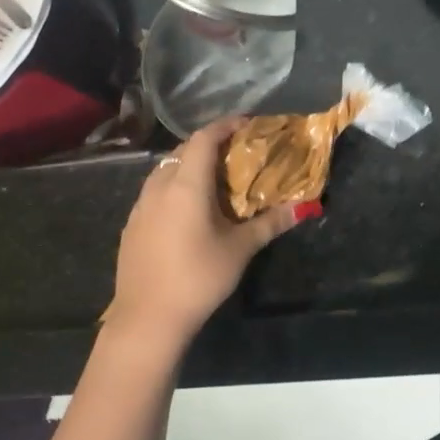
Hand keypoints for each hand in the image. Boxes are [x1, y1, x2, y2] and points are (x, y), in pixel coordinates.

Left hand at [109, 117, 298, 341]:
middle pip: (182, 153)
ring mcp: (140, 207)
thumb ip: (271, 223)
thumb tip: (305, 207)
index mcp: (186, 186)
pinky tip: (194, 211)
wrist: (148, 316)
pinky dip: (178, 188)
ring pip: (166, 172)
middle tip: (239, 154)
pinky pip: (157, 193)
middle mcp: (158, 188)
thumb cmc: (199, 276)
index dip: (225, 126)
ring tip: (219, 181)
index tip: (248, 123)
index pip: (203, 140)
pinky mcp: (133, 225)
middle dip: (210, 147)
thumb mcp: (241, 249)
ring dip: (192, 168)